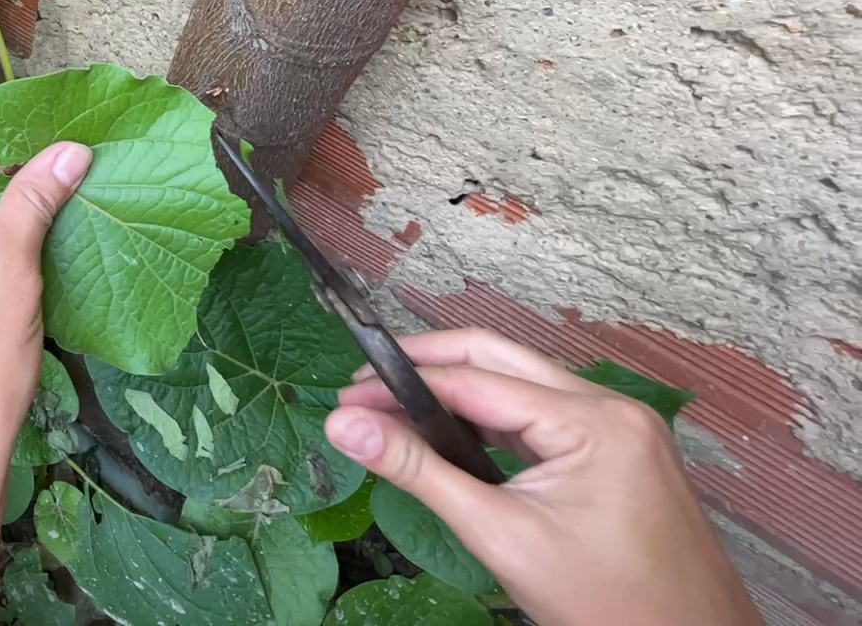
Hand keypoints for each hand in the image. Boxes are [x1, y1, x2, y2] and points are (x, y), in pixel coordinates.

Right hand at [324, 329, 760, 625]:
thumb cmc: (608, 605)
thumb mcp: (498, 533)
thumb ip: (414, 469)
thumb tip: (340, 424)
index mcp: (592, 420)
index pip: (468, 380)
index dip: (397, 385)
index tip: (345, 401)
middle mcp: (607, 405)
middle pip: (489, 355)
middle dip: (419, 364)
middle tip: (362, 388)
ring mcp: (614, 424)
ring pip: (507, 376)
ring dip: (447, 386)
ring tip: (393, 409)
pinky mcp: (610, 445)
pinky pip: (529, 407)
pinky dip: (479, 412)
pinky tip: (445, 432)